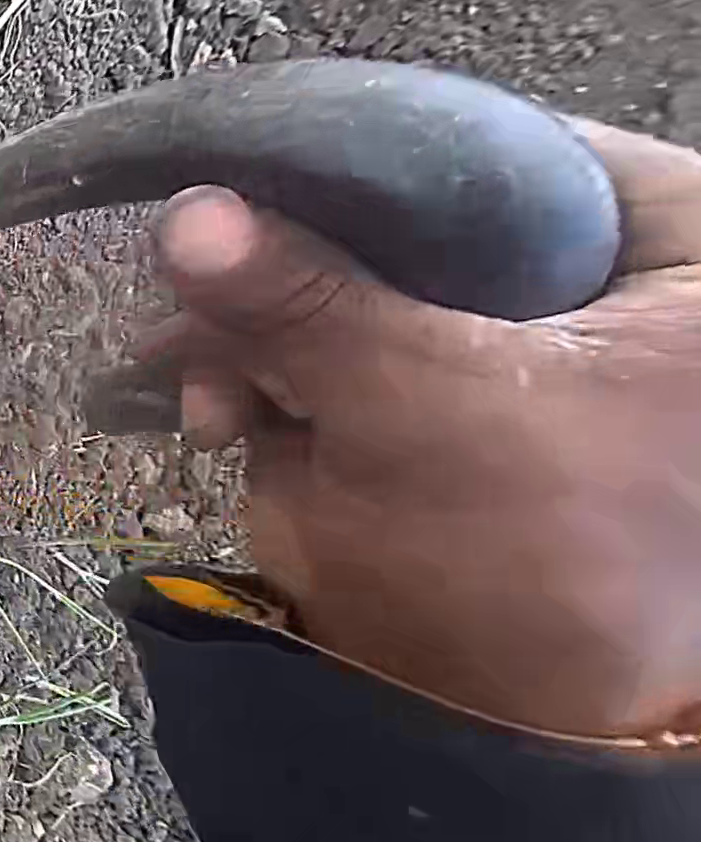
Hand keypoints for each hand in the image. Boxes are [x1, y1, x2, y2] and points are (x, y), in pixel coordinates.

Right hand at [147, 122, 700, 737]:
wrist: (460, 686)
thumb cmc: (524, 559)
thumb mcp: (425, 414)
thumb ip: (306, 306)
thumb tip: (188, 214)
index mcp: (674, 247)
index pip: (491, 155)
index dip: (354, 176)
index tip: (240, 201)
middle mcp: (559, 275)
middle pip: (372, 227)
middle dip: (275, 289)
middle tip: (216, 337)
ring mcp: (449, 331)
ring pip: (303, 289)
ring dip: (238, 344)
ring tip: (216, 409)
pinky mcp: (372, 378)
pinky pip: (275, 343)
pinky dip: (230, 375)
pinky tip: (217, 420)